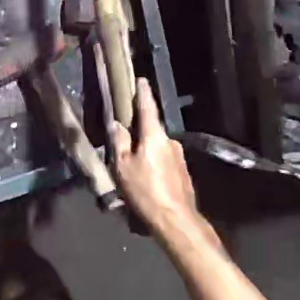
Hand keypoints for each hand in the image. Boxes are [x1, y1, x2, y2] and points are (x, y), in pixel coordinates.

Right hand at [109, 79, 207, 245]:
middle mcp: (170, 141)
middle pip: (152, 129)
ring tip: (133, 168)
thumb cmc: (146, 191)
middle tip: (125, 138)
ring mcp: (179, 156)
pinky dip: (153, 164)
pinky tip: (146, 180)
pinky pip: (163, 160)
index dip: (142, 92)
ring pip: (157, 147)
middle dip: (139, 131)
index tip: (141, 80)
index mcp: (155, 135)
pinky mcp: (182, 172)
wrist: (176, 219)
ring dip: (146, 151)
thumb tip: (117, 124)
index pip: (147, 107)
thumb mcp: (123, 167)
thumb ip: (119, 142)